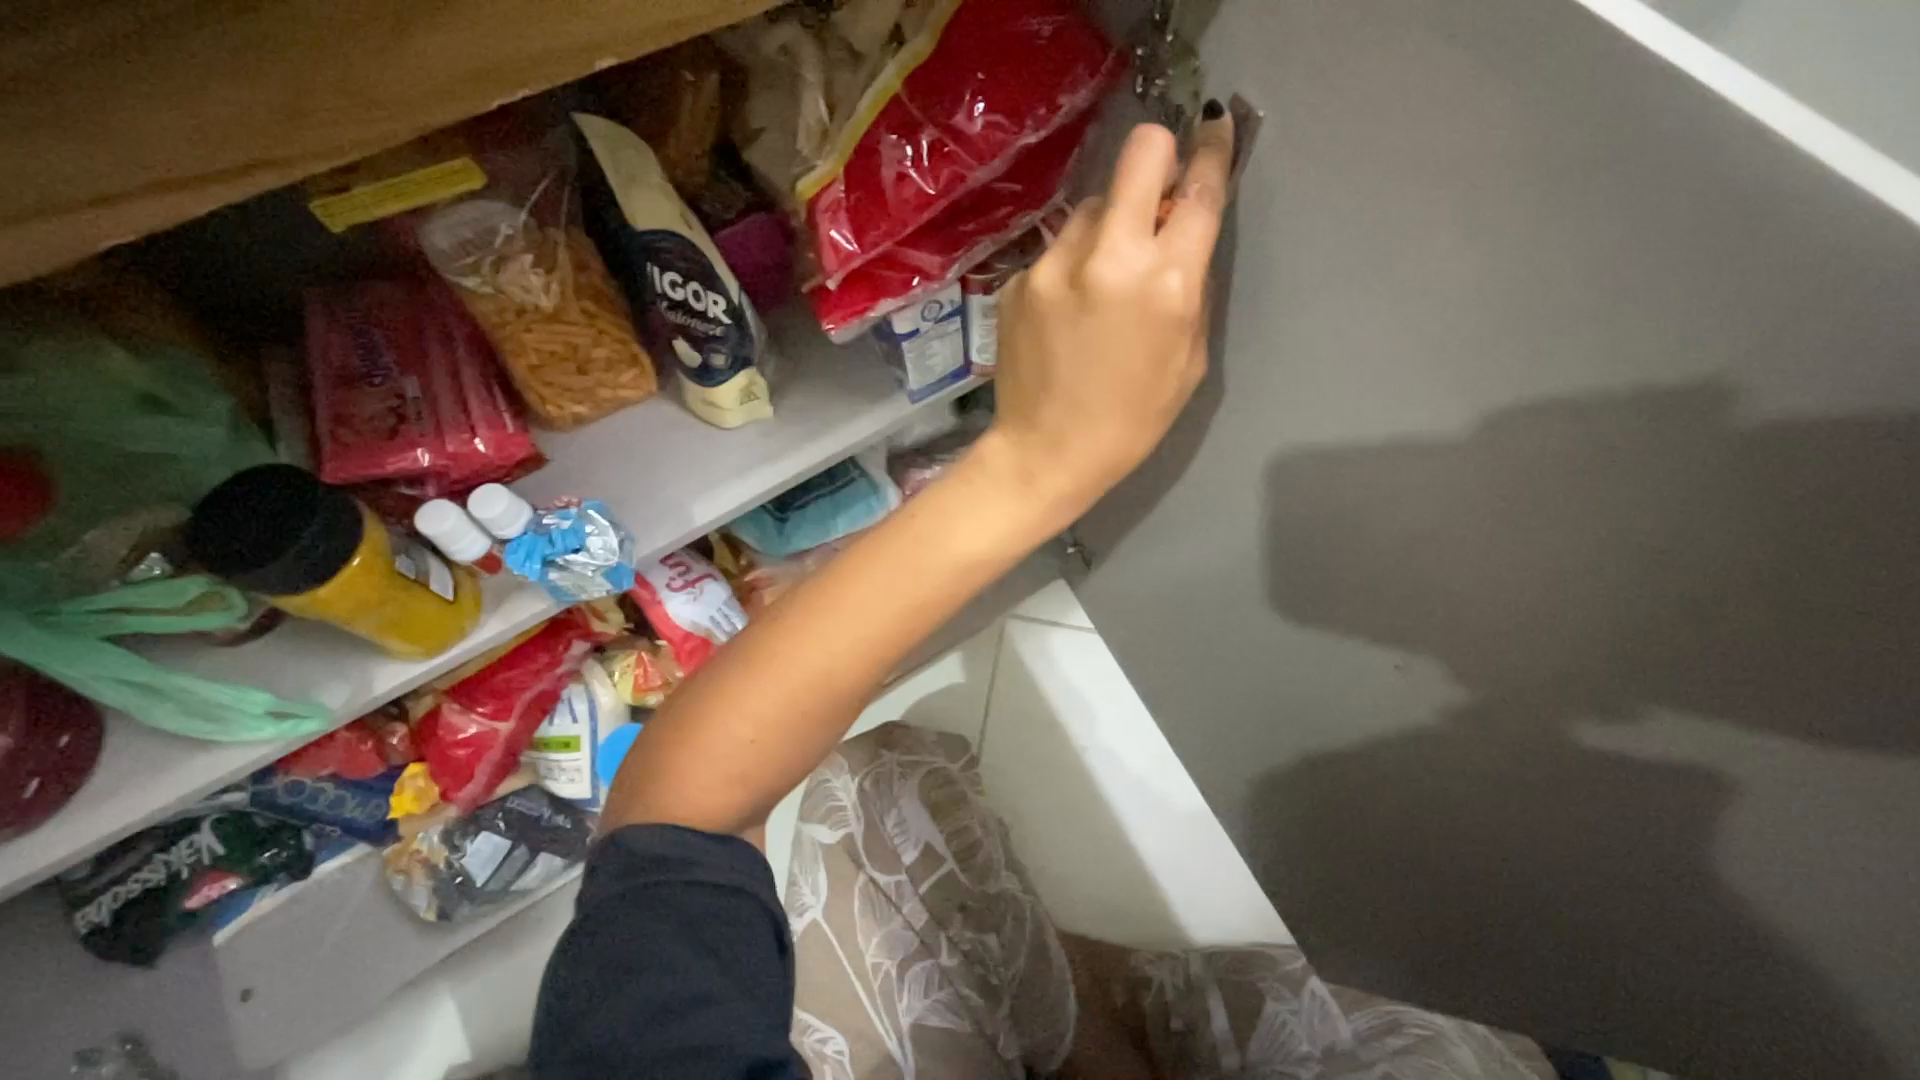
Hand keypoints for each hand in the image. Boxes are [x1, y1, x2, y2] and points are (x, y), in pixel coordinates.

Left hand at [981, 106, 1234, 520]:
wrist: (1046, 451)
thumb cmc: (1131, 419)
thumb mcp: (1189, 359)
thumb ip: (1191, 287)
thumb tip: (1184, 236)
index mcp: (1165, 282)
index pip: (1200, 187)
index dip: (1213, 149)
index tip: (1215, 127)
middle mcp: (1109, 255)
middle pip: (1139, 152)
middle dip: (1158, 156)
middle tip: (1159, 189)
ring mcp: (1055, 263)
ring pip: (1092, 203)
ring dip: (1108, 224)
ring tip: (1102, 276)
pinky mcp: (1019, 279)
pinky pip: (1056, 248)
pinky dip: (1070, 264)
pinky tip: (1066, 309)